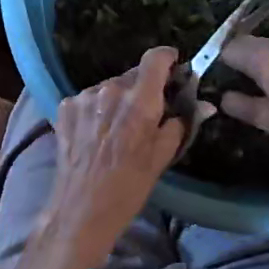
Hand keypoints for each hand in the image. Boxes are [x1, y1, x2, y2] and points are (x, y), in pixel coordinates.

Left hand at [45, 47, 193, 254]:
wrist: (81, 210)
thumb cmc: (129, 187)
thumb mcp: (162, 156)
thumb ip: (181, 123)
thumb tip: (203, 104)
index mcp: (139, 102)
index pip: (155, 58)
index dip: (167, 58)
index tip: (174, 66)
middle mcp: (110, 91)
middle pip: (133, 74)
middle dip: (145, 87)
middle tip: (148, 112)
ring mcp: (84, 97)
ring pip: (110, 86)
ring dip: (119, 98)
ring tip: (119, 128)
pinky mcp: (65, 107)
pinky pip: (90, 98)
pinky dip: (98, 108)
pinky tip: (97, 133)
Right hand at [217, 35, 268, 159]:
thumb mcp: (266, 118)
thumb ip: (239, 105)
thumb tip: (221, 97)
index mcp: (264, 58)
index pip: (229, 48)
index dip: (214, 58)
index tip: (205, 73)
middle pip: (244, 42)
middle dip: (228, 54)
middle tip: (216, 74)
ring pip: (260, 46)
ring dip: (246, 56)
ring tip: (235, 77)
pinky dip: (261, 60)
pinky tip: (261, 79)